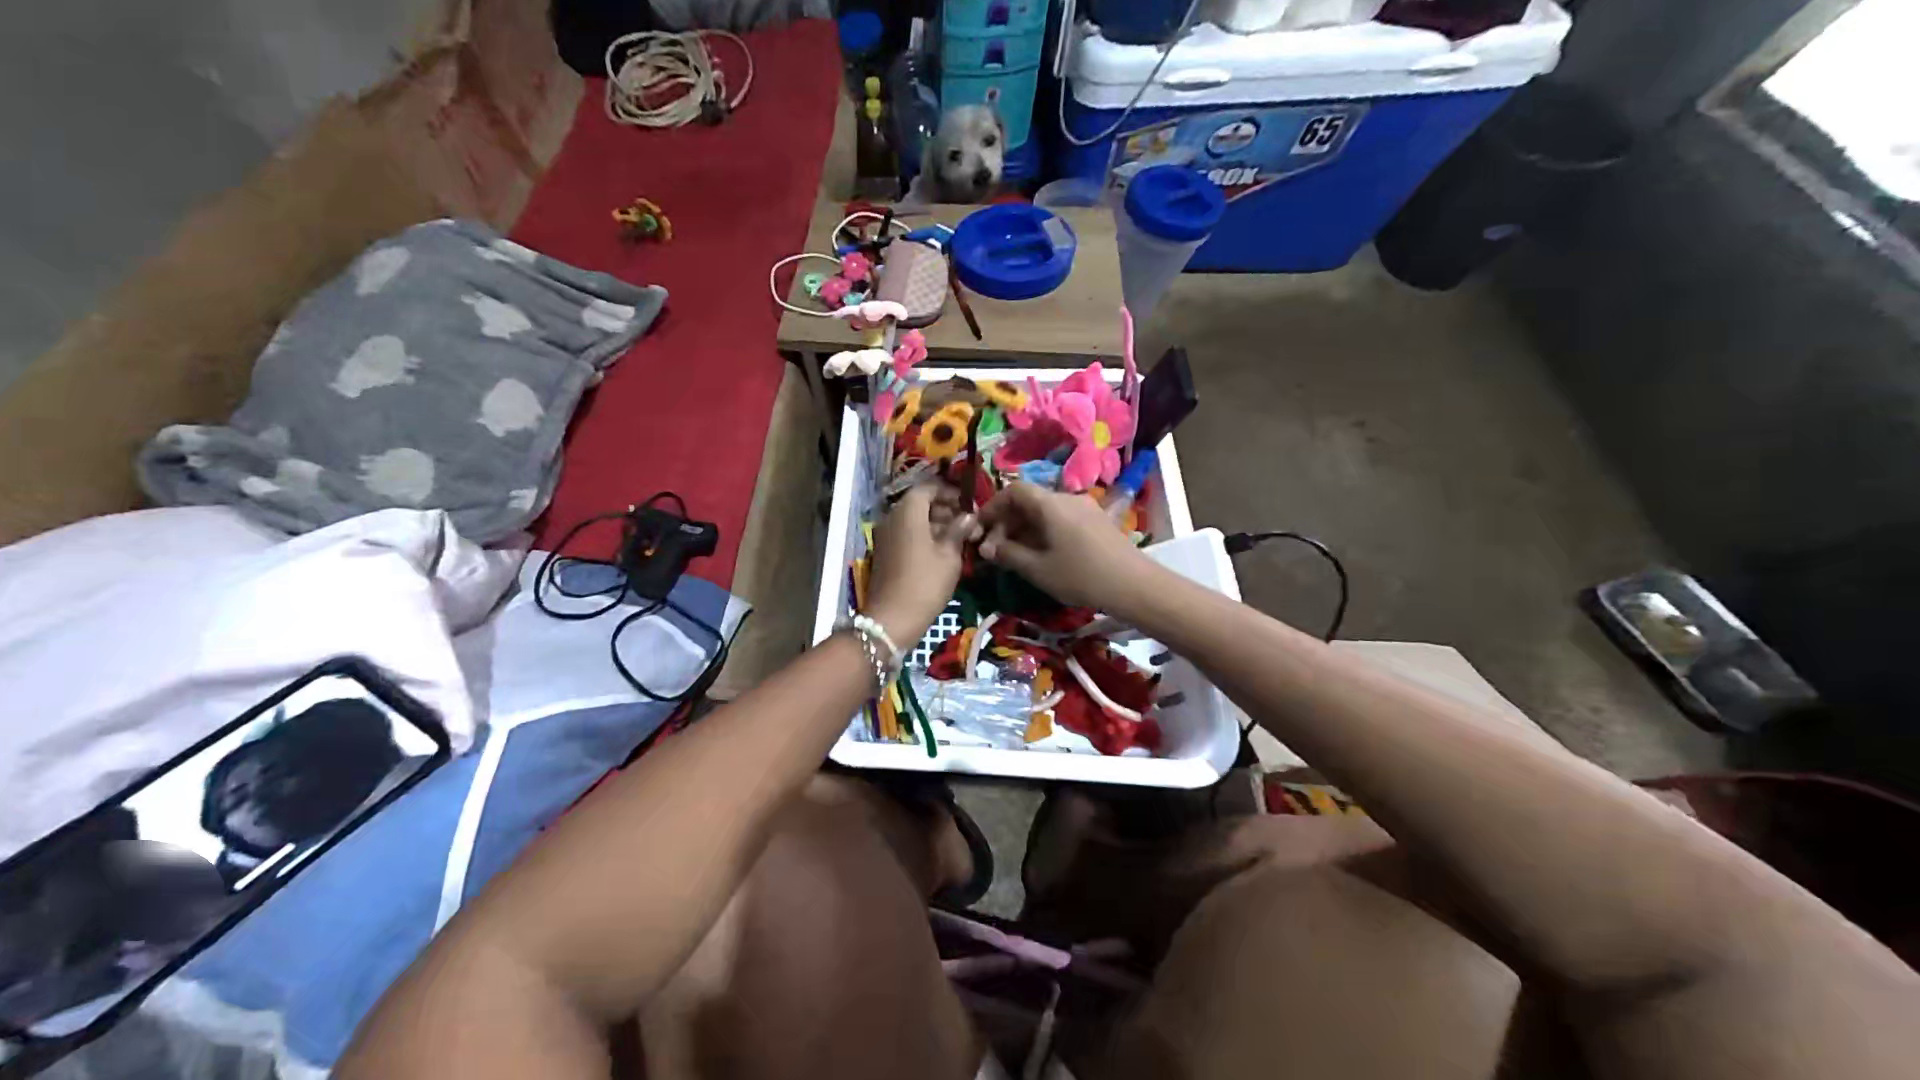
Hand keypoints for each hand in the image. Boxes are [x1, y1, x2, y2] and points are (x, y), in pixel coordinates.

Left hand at [864, 484, 973, 646]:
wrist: (892, 619)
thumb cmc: (925, 582)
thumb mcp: (949, 555)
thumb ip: (959, 530)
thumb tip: (969, 515)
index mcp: (907, 511)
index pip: (928, 488)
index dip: (950, 493)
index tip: (970, 506)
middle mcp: (892, 518)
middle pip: (920, 504)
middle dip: (945, 510)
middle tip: (969, 525)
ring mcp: (886, 537)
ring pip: (914, 521)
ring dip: (937, 526)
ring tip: (962, 541)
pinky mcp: (886, 554)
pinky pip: (907, 536)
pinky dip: (925, 538)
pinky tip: (944, 554)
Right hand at [975, 482, 1155, 611]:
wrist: (1133, 585)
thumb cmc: (1080, 575)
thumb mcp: (1037, 569)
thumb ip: (1008, 554)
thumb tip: (988, 547)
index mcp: (1049, 503)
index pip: (1013, 490)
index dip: (992, 507)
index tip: (980, 530)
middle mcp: (1066, 498)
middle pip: (1028, 501)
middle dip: (1006, 523)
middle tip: (994, 551)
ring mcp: (1085, 508)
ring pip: (1044, 512)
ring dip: (1024, 530)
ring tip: (1015, 557)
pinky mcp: (1096, 522)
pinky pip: (1061, 520)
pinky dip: (1044, 532)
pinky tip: (1042, 556)